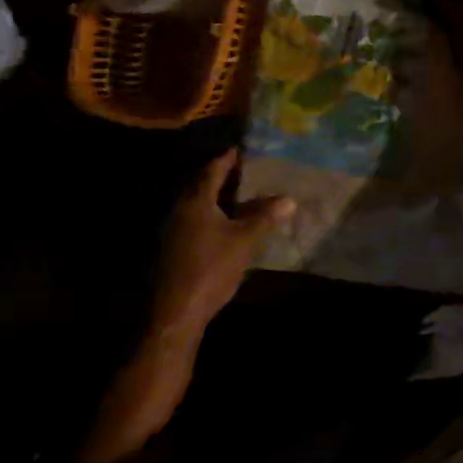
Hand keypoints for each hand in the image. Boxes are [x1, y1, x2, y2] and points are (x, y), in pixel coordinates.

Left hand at [151, 149, 293, 335]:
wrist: (177, 312)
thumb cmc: (211, 268)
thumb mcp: (245, 241)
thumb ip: (265, 218)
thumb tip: (289, 199)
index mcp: (196, 202)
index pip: (212, 170)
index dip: (227, 159)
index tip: (241, 150)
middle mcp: (181, 210)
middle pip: (201, 185)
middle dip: (221, 176)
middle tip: (243, 170)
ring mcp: (174, 230)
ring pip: (197, 204)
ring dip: (216, 197)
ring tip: (239, 194)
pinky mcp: (173, 248)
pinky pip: (194, 220)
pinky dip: (211, 214)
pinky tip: (226, 224)